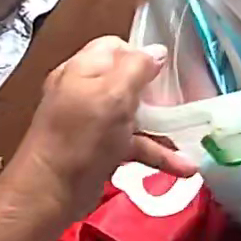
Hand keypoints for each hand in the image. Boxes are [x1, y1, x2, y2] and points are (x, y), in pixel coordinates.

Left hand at [8, 37, 197, 222]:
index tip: (165, 73)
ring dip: (163, 127)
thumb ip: (137, 68)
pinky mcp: (100, 150)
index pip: (114, 46)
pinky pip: (133, 144)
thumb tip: (158, 51)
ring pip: (134, 115)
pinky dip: (156, 153)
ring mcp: (92, 122)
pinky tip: (184, 168)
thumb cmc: (82, 138)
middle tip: (182, 102)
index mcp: (83, 69)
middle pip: (127, 80)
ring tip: (191, 138)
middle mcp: (86, 91)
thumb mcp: (113, 95)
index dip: (140, 55)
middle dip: (157, 92)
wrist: (50, 194)